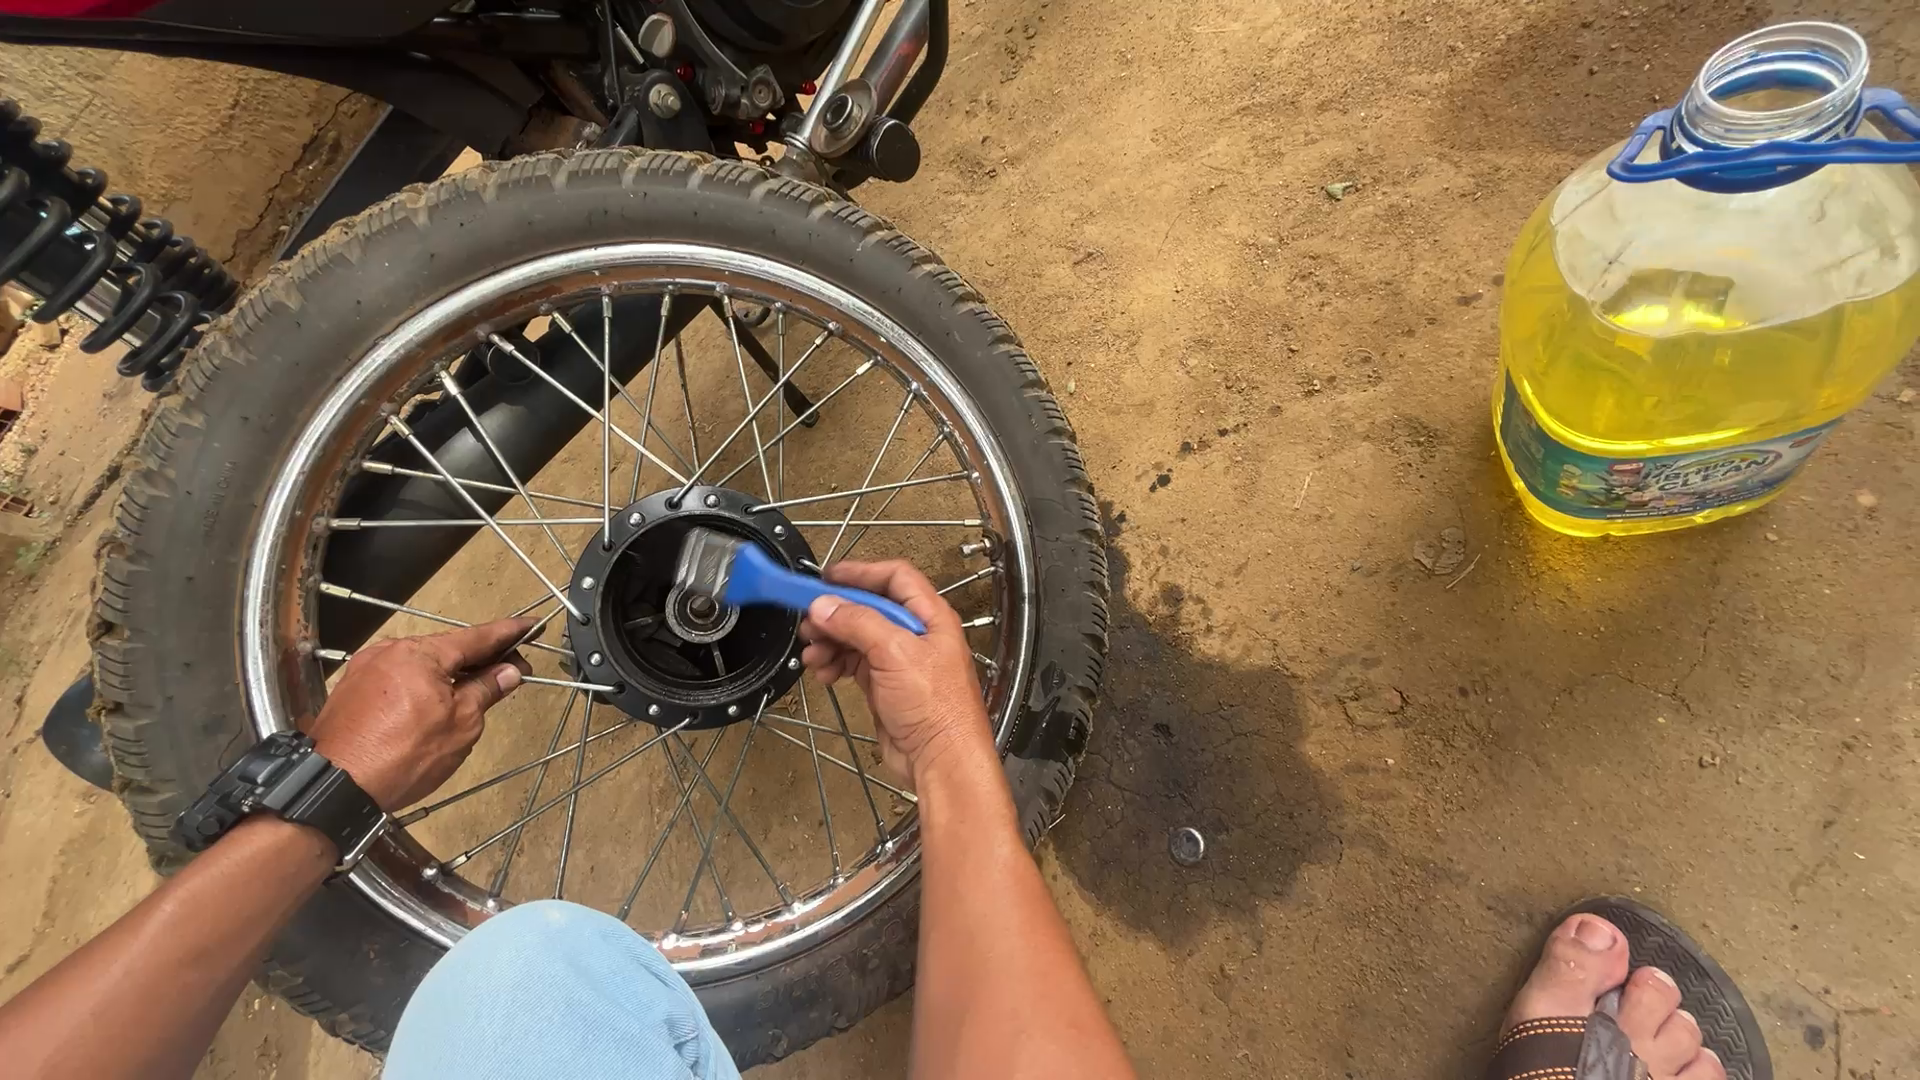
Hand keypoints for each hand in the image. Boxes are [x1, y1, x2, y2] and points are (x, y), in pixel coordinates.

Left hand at [305, 619, 534, 810]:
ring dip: (455, 672)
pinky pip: (403, 676)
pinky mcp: (353, 689)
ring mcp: (367, 669)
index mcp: (420, 654)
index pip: (478, 637)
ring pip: (425, 663)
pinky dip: (428, 682)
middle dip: (483, 658)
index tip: (533, 625)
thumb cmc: (404, 755)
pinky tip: (442, 697)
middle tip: (514, 671)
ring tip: (480, 687)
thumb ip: (487, 690)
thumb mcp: (461, 723)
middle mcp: (391, 652)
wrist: (331, 790)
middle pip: (450, 648)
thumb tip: (509, 671)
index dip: (510, 632)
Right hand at [799, 560, 993, 784]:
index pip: (894, 577)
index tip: (828, 577)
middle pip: (869, 608)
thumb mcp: (896, 653)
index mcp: (929, 617)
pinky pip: (853, 662)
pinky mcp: (885, 684)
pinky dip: (834, 663)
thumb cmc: (939, 709)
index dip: (861, 573)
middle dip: (837, 612)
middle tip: (810, 619)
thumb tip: (827, 606)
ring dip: (830, 640)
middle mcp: (916, 635)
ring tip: (812, 652)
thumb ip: (858, 623)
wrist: (940, 759)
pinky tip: (823, 671)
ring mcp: (900, 660)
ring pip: (856, 636)